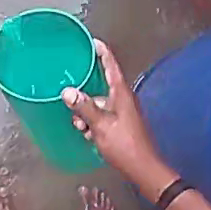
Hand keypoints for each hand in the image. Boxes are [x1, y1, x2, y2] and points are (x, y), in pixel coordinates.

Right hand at [63, 40, 174, 192]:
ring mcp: (123, 112)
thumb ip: (84, 107)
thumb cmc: (124, 145)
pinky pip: (103, 117)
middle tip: (71, 101)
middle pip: (100, 87)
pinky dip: (93, 122)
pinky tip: (88, 134)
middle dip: (84, 94)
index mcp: (121, 94)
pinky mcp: (121, 125)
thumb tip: (68, 91)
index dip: (102, 52)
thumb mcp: (100, 125)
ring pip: (99, 105)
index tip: (92, 41)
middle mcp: (123, 100)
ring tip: (80, 126)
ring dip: (86, 113)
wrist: (142, 168)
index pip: (111, 66)